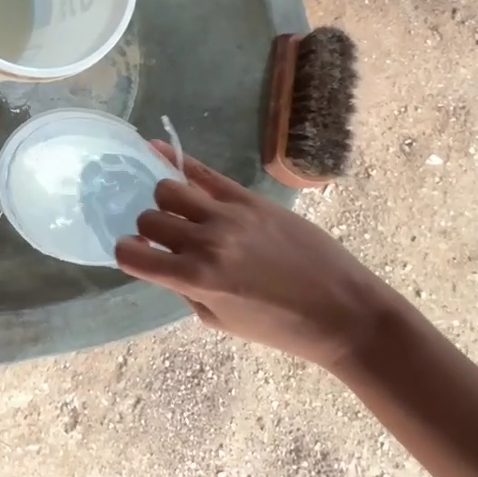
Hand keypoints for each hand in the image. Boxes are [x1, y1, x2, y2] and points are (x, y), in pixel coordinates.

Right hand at [115, 143, 405, 369]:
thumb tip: (167, 259)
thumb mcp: (221, 321)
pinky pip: (202, 171)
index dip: (129, 254)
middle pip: (148, 218)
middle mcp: (206, 242)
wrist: (348, 315)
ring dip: (166, 202)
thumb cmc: (284, 329)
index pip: (130, 252)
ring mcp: (229, 216)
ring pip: (167, 188)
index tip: (140, 256)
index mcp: (197, 279)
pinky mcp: (249, 199)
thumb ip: (186, 286)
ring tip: (183, 214)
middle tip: (170, 240)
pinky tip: (152, 147)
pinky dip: (172, 158)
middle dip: (150, 230)